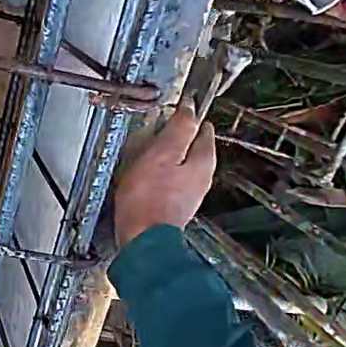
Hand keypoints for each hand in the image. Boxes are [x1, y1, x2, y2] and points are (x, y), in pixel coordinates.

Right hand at [113, 107, 215, 244]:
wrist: (142, 238)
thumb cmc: (148, 197)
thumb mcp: (162, 154)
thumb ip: (178, 130)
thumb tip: (190, 109)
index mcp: (203, 161)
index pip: (203, 129)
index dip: (188, 116)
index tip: (173, 111)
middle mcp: (202, 178)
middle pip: (193, 148)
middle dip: (178, 138)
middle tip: (156, 130)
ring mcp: (189, 194)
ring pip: (181, 165)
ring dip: (167, 157)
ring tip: (146, 151)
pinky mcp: (173, 206)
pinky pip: (169, 181)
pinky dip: (160, 174)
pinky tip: (145, 175)